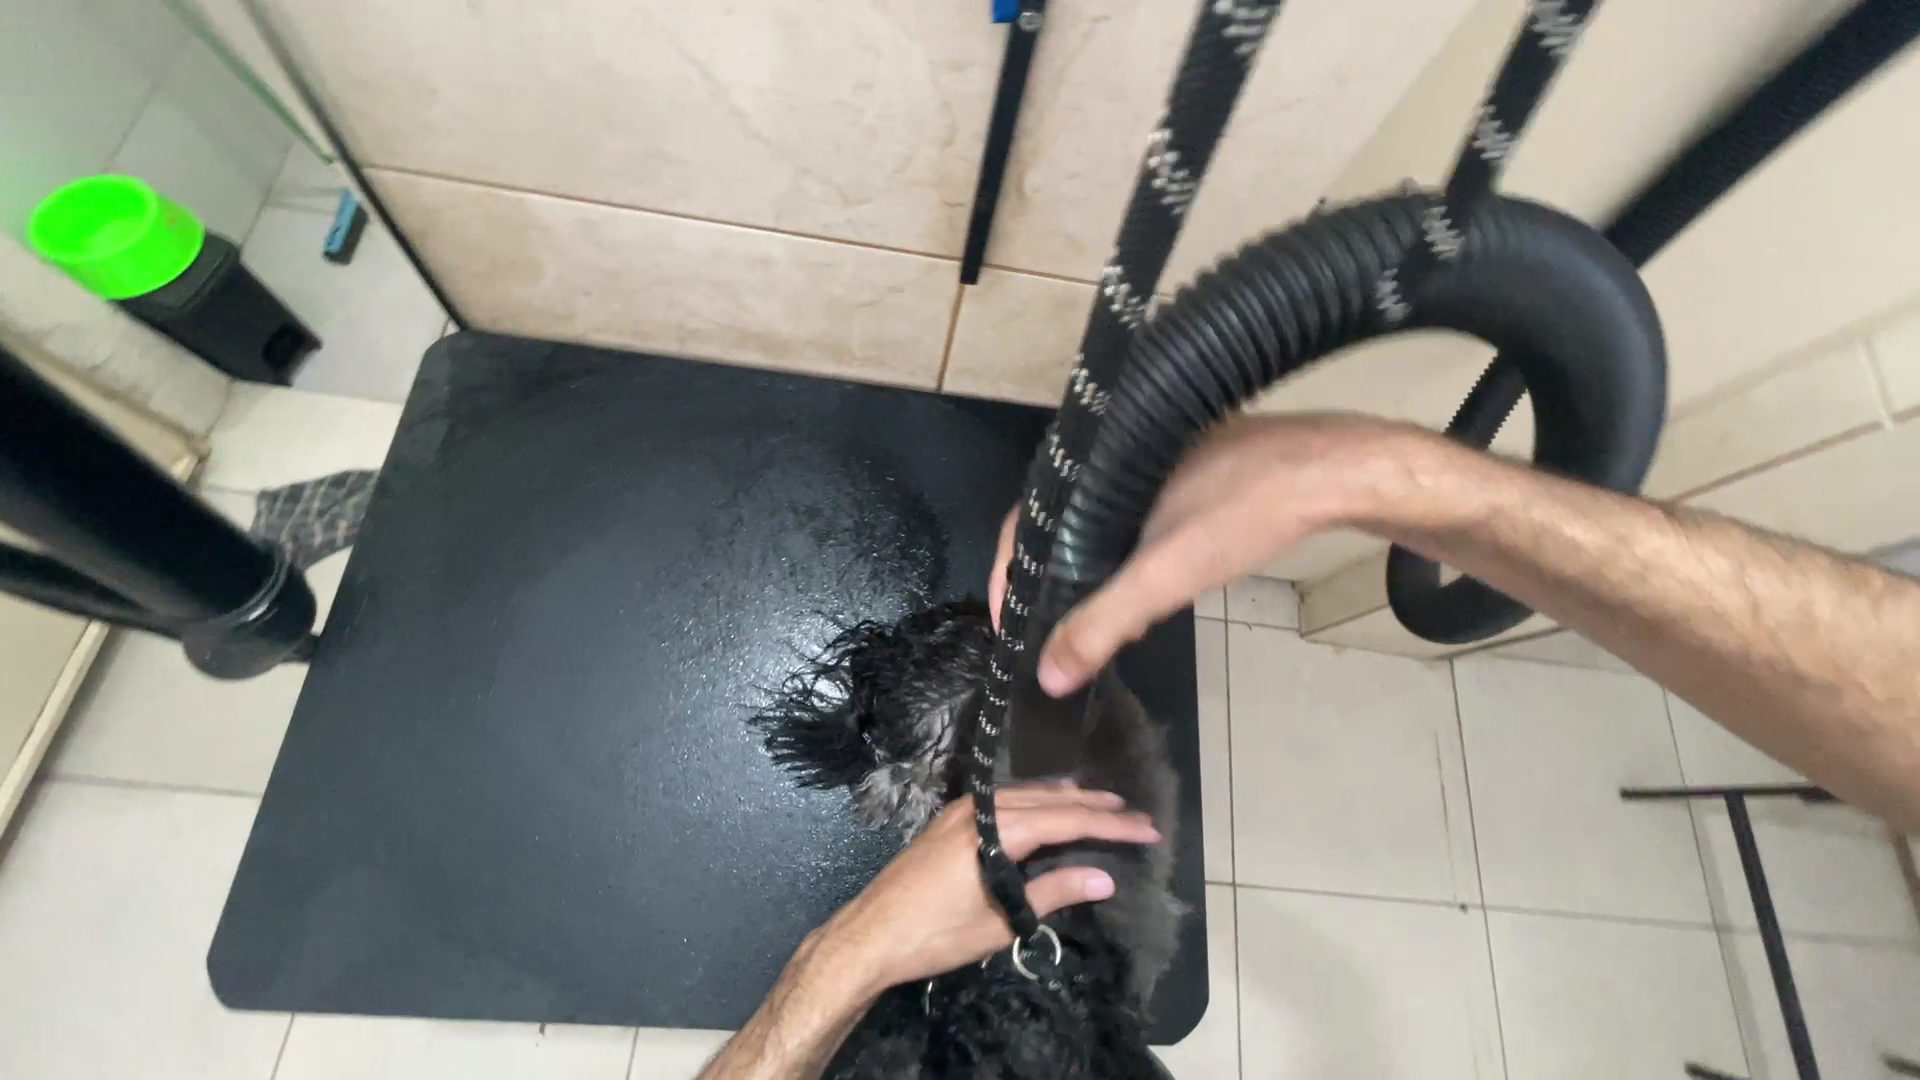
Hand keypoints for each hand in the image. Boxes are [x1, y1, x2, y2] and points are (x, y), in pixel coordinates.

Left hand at [812, 784, 1159, 993]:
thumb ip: (1054, 892)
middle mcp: (982, 807)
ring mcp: (963, 809)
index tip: (1146, 827)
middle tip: (1133, 811)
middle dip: (1093, 806)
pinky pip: (1004, 799)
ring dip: (1065, 798)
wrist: (871, 933)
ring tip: (1101, 801)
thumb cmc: (936, 934)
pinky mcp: (951, 818)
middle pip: (1049, 800)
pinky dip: (1034, 800)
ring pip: (1026, 795)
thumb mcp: (1000, 921)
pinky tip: (1046, 803)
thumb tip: (1105, 877)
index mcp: (996, 830)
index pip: (1067, 820)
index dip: (1109, 824)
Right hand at [989, 413, 1442, 693]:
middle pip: (1052, 527)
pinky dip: (1120, 556)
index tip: (1007, 624)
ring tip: (1085, 618)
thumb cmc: (1240, 513)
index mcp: (1090, 471)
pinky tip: (1138, 585)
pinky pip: (1125, 519)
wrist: (1330, 472)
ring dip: (1083, 571)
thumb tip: (1048, 676)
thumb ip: (1103, 624)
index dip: (1007, 576)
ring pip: (1090, 526)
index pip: (1022, 525)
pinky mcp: (1172, 471)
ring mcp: (1141, 463)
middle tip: (1042, 628)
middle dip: (1044, 580)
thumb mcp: (1165, 576)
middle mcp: (1107, 460)